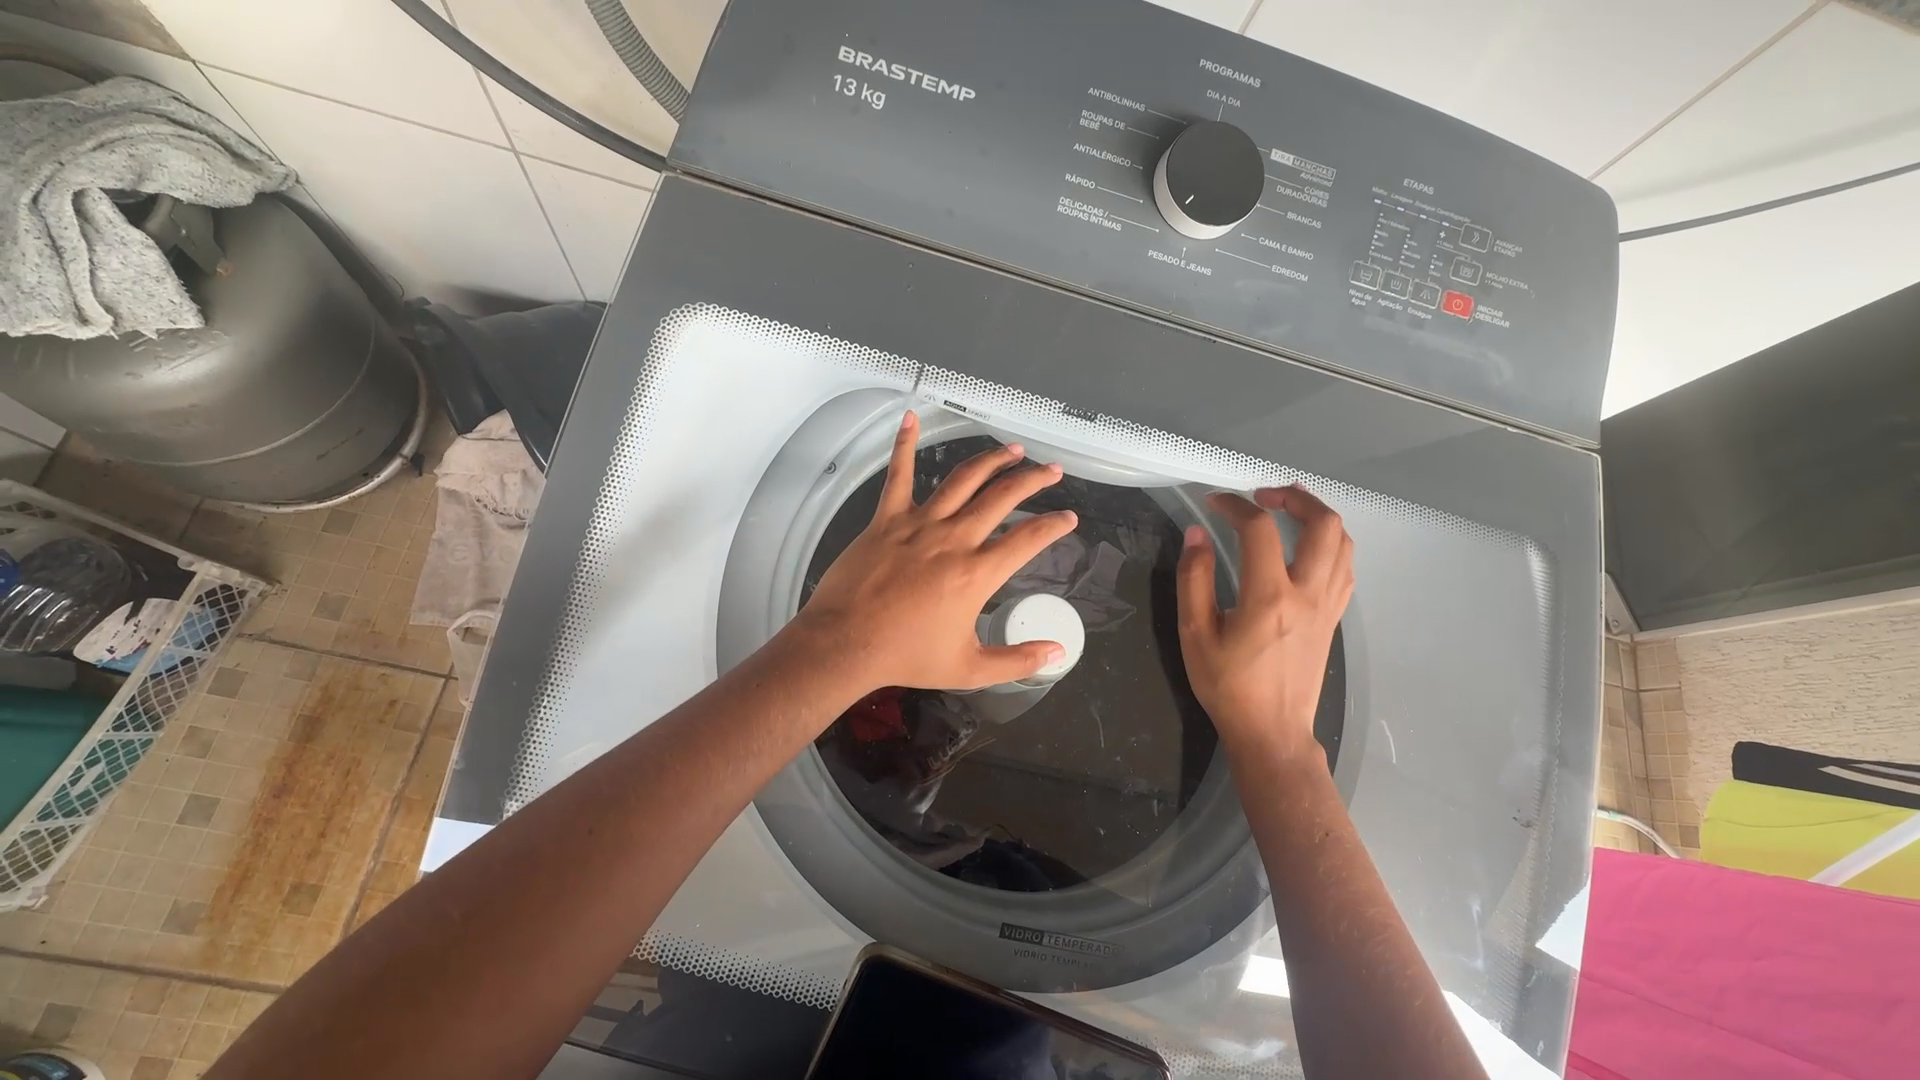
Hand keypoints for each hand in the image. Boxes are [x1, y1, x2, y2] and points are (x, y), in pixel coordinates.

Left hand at [791, 411, 1078, 694]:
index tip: (1068, 518)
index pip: (1028, 539)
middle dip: (1033, 479)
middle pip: (1002, 497)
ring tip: (1012, 449)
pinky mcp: (886, 519)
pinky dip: (904, 445)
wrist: (846, 644)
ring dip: (991, 460)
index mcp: (978, 573)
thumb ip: (1018, 659)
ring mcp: (919, 524)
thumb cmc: (907, 657)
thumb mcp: (970, 668)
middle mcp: (954, 539)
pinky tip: (911, 418)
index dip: (1054, 525)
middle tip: (1051, 470)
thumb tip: (1058, 651)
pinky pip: (898, 475)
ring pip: (963, 480)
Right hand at [1177, 486, 1353, 763]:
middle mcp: (1307, 594)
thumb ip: (1194, 580)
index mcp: (1269, 597)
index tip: (1214, 502)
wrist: (1271, 731)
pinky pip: (1344, 567)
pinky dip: (1330, 543)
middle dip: (1295, 498)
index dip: (1235, 505)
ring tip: (1289, 509)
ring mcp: (1327, 606)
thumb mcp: (1195, 635)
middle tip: (1264, 495)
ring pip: (1343, 543)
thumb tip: (1197, 535)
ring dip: (1318, 516)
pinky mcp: (1333, 618)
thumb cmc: (1228, 687)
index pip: (1259, 530)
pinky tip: (1307, 546)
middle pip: (1323, 524)